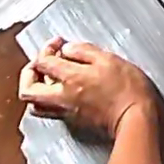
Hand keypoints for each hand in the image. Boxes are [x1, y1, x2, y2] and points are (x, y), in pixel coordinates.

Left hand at [18, 38, 156, 136]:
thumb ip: (86, 51)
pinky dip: (47, 98)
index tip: (58, 43)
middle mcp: (62, 96)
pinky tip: (61, 90)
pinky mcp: (73, 120)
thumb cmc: (128, 89)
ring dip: (35, 88)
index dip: (47, 48)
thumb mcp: (110, 60)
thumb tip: (68, 49)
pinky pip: (48, 110)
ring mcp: (66, 110)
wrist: (135, 117)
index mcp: (72, 77)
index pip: (44, 62)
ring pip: (34, 103)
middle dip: (30, 72)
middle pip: (28, 88)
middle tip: (41, 61)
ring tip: (47, 76)